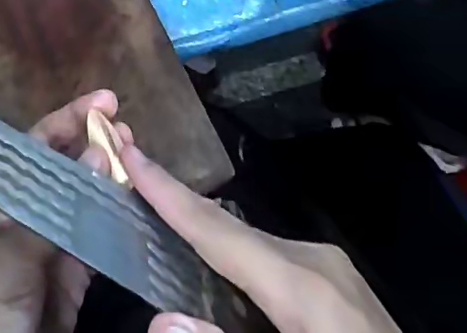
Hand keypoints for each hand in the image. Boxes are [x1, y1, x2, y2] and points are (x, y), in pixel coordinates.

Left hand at [0, 90, 135, 332]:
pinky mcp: (71, 280)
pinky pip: (99, 241)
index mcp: (1, 196)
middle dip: (97, 145)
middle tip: (129, 130)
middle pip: (67, 167)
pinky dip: (119, 224)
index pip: (38, 143)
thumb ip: (60, 202)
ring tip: (140, 159)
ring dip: (113, 180)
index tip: (107, 100)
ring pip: (88, 201)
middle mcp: (28, 213)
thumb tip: (101, 150)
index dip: (71, 117)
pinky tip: (140, 205)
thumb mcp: (11, 249)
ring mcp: (50, 246)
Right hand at [121, 144, 399, 332]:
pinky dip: (238, 264)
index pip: (218, 230)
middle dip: (179, 209)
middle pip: (230, 232)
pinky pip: (273, 263)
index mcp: (303, 284)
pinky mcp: (338, 286)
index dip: (167, 191)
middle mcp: (316, 260)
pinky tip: (219, 275)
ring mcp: (332, 269)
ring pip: (253, 248)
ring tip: (160, 228)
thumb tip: (160, 317)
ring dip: (207, 240)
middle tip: (131, 189)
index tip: (128, 150)